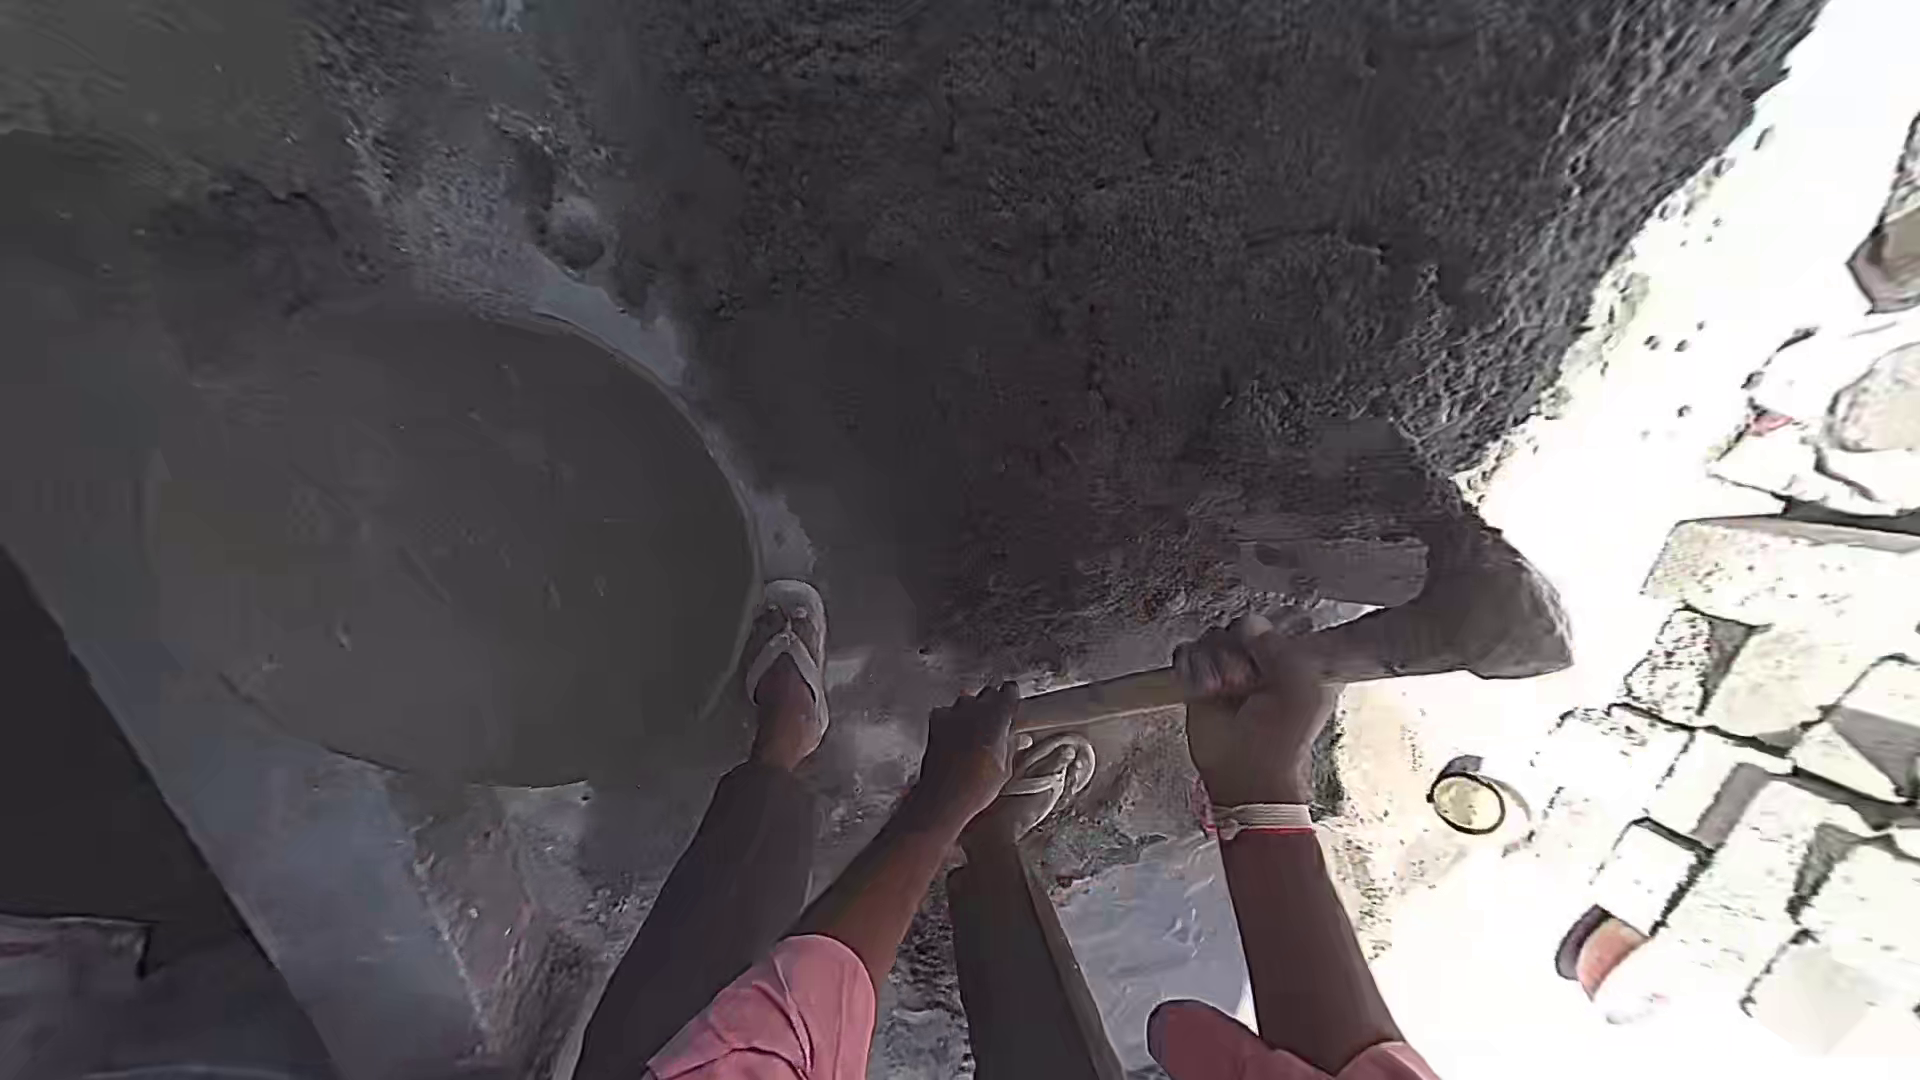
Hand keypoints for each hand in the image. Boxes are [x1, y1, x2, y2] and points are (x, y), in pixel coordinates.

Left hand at [907, 682, 1020, 830]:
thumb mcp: (1005, 767)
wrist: (945, 795)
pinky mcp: (936, 719)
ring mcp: (954, 712)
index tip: (1011, 703)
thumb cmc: (976, 785)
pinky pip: (946, 713)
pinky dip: (950, 721)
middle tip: (994, 725)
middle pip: (987, 694)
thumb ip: (1010, 745)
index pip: (1009, 690)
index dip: (1010, 697)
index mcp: (998, 714)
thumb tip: (1017, 739)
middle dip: (991, 705)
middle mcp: (976, 707)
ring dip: (970, 713)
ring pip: (966, 702)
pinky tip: (953, 739)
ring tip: (972, 736)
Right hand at [1173, 615, 1331, 805]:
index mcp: (1288, 661)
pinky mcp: (1197, 681)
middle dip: (1233, 654)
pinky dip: (1190, 666)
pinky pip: (1185, 653)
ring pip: (1209, 639)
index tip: (1260, 657)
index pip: (1267, 626)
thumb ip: (1280, 649)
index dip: (1260, 636)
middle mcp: (1256, 662)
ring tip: (1219, 689)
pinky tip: (1201, 687)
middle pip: (1233, 629)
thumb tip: (1249, 624)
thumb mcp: (1301, 691)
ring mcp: (1225, 670)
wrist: (1246, 772)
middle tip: (1239, 681)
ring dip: (1211, 664)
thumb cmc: (1281, 738)